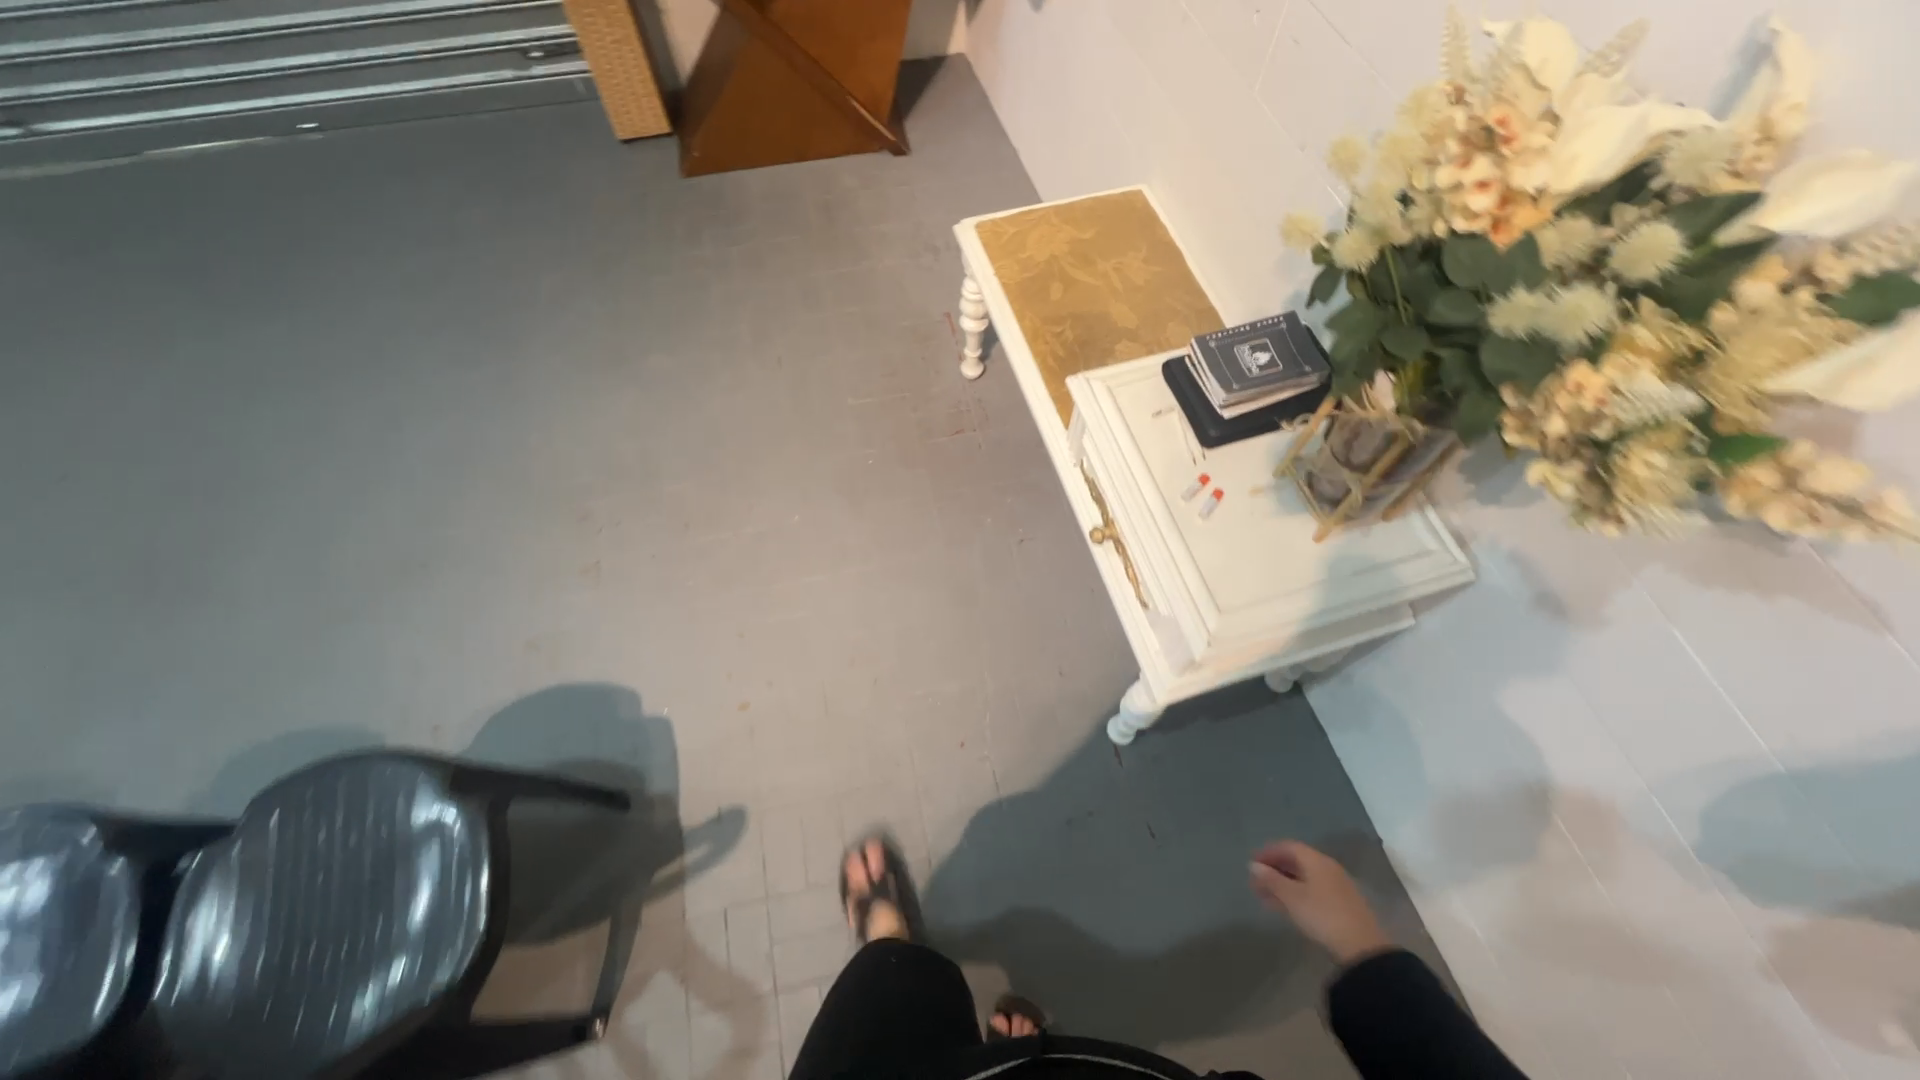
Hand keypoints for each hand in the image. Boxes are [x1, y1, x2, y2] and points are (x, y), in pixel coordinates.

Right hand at [1250, 840, 1391, 964]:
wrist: (1362, 948)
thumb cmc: (1322, 916)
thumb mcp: (1292, 898)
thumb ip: (1271, 880)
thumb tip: (1253, 865)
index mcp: (1316, 861)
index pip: (1288, 846)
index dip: (1268, 852)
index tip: (1252, 864)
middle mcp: (1328, 868)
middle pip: (1296, 861)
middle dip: (1274, 869)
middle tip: (1255, 882)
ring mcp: (1336, 886)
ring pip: (1304, 878)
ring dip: (1283, 883)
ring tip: (1266, 896)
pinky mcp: (1341, 904)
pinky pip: (1312, 890)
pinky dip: (1296, 894)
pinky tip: (1286, 907)